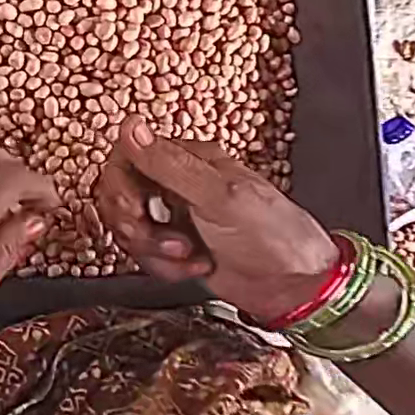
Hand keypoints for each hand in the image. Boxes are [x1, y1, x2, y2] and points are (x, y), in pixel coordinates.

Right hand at [96, 115, 337, 322]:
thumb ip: (169, 163)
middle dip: (134, 224)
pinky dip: (166, 268)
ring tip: (188, 253)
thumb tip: (131, 127)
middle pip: (120, 196)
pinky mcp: (176, 248)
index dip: (121, 187)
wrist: (294, 287)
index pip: (128, 158)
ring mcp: (175, 218)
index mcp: (188, 159)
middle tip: (162, 238)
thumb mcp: (218, 196)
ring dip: (153, 250)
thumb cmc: (272, 235)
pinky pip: (145, 256)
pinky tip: (196, 266)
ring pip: (130, 230)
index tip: (135, 211)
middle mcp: (177, 184)